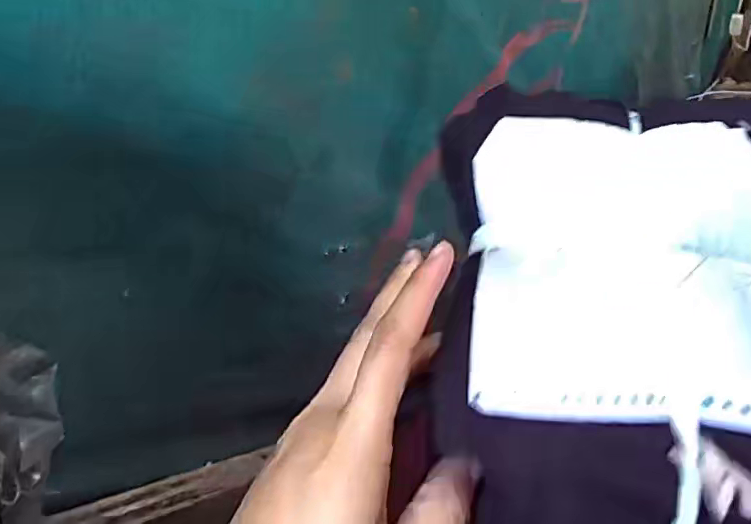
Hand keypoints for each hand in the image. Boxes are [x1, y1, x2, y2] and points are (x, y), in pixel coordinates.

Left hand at [234, 242, 470, 523]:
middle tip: (427, 253)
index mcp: (348, 437)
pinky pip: (339, 393)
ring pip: (350, 365)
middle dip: (397, 290)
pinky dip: (371, 369)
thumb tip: (465, 463)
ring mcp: (294, 441)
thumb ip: (437, 508)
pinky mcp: (284, 463)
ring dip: (387, 330)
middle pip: (363, 339)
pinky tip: (385, 388)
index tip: (441, 252)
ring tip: (420, 312)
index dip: (420, 293)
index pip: (391, 345)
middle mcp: (317, 423)